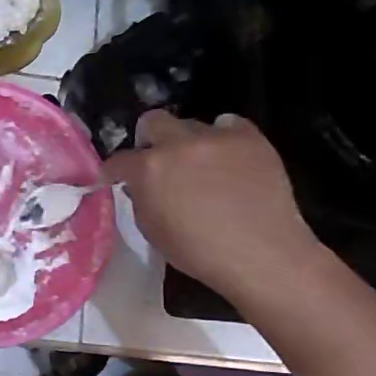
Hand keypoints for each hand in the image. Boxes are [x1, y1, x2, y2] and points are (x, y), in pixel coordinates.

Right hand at [105, 111, 325, 301]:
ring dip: (188, 142)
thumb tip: (139, 185)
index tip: (115, 179)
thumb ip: (140, 198)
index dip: (114, 171)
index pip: (118, 160)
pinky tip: (226, 156)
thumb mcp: (150, 228)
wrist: (262, 255)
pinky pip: (230, 124)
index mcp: (148, 168)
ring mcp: (217, 138)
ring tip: (199, 164)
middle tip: (157, 161)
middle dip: (149, 140)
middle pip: (153, 121)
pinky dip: (223, 136)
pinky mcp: (250, 139)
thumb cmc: (197, 250)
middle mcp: (178, 144)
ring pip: (192, 124)